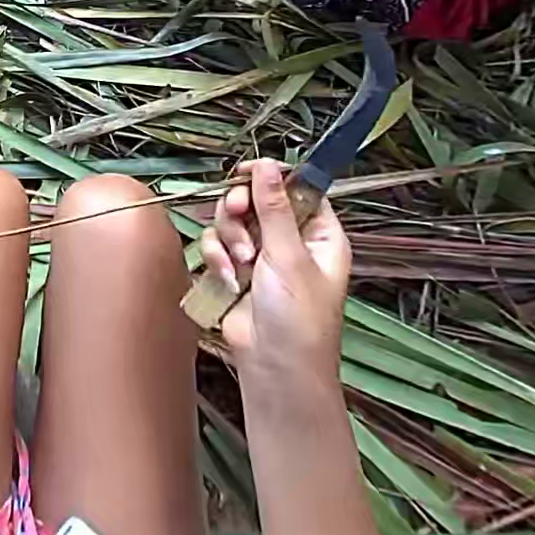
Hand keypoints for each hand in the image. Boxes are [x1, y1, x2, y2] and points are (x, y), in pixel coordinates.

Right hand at [199, 159, 351, 380]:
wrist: (275, 370)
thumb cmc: (298, 319)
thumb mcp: (288, 257)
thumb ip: (273, 207)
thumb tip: (268, 164)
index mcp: (317, 233)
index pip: (295, 187)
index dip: (270, 177)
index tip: (246, 173)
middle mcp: (288, 239)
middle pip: (256, 198)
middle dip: (241, 209)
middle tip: (237, 215)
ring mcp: (260, 255)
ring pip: (231, 220)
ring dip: (229, 237)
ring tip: (239, 263)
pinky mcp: (235, 270)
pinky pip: (217, 245)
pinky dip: (217, 258)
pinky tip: (227, 277)